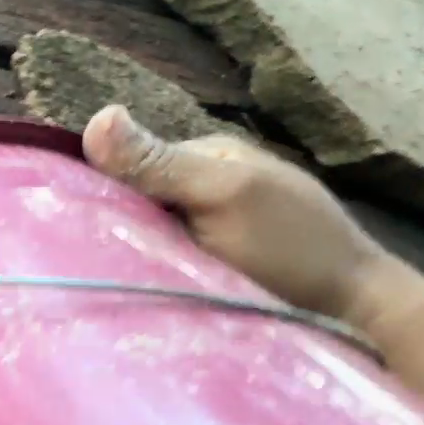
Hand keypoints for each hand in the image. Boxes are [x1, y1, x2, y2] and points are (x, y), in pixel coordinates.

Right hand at [81, 105, 392, 325]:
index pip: (117, 164)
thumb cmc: (289, 245)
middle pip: (119, 198)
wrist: (350, 308)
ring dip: (112, 249)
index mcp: (195, 157)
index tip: (73, 221)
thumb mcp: (222, 193)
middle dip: (101, 222)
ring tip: (96, 272)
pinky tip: (120, 281)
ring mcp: (192, 223)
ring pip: (127, 230)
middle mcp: (190, 184)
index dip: (89, 188)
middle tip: (87, 254)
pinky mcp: (191, 260)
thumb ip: (159, 163)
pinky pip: (141, 258)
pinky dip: (128, 268)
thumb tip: (98, 116)